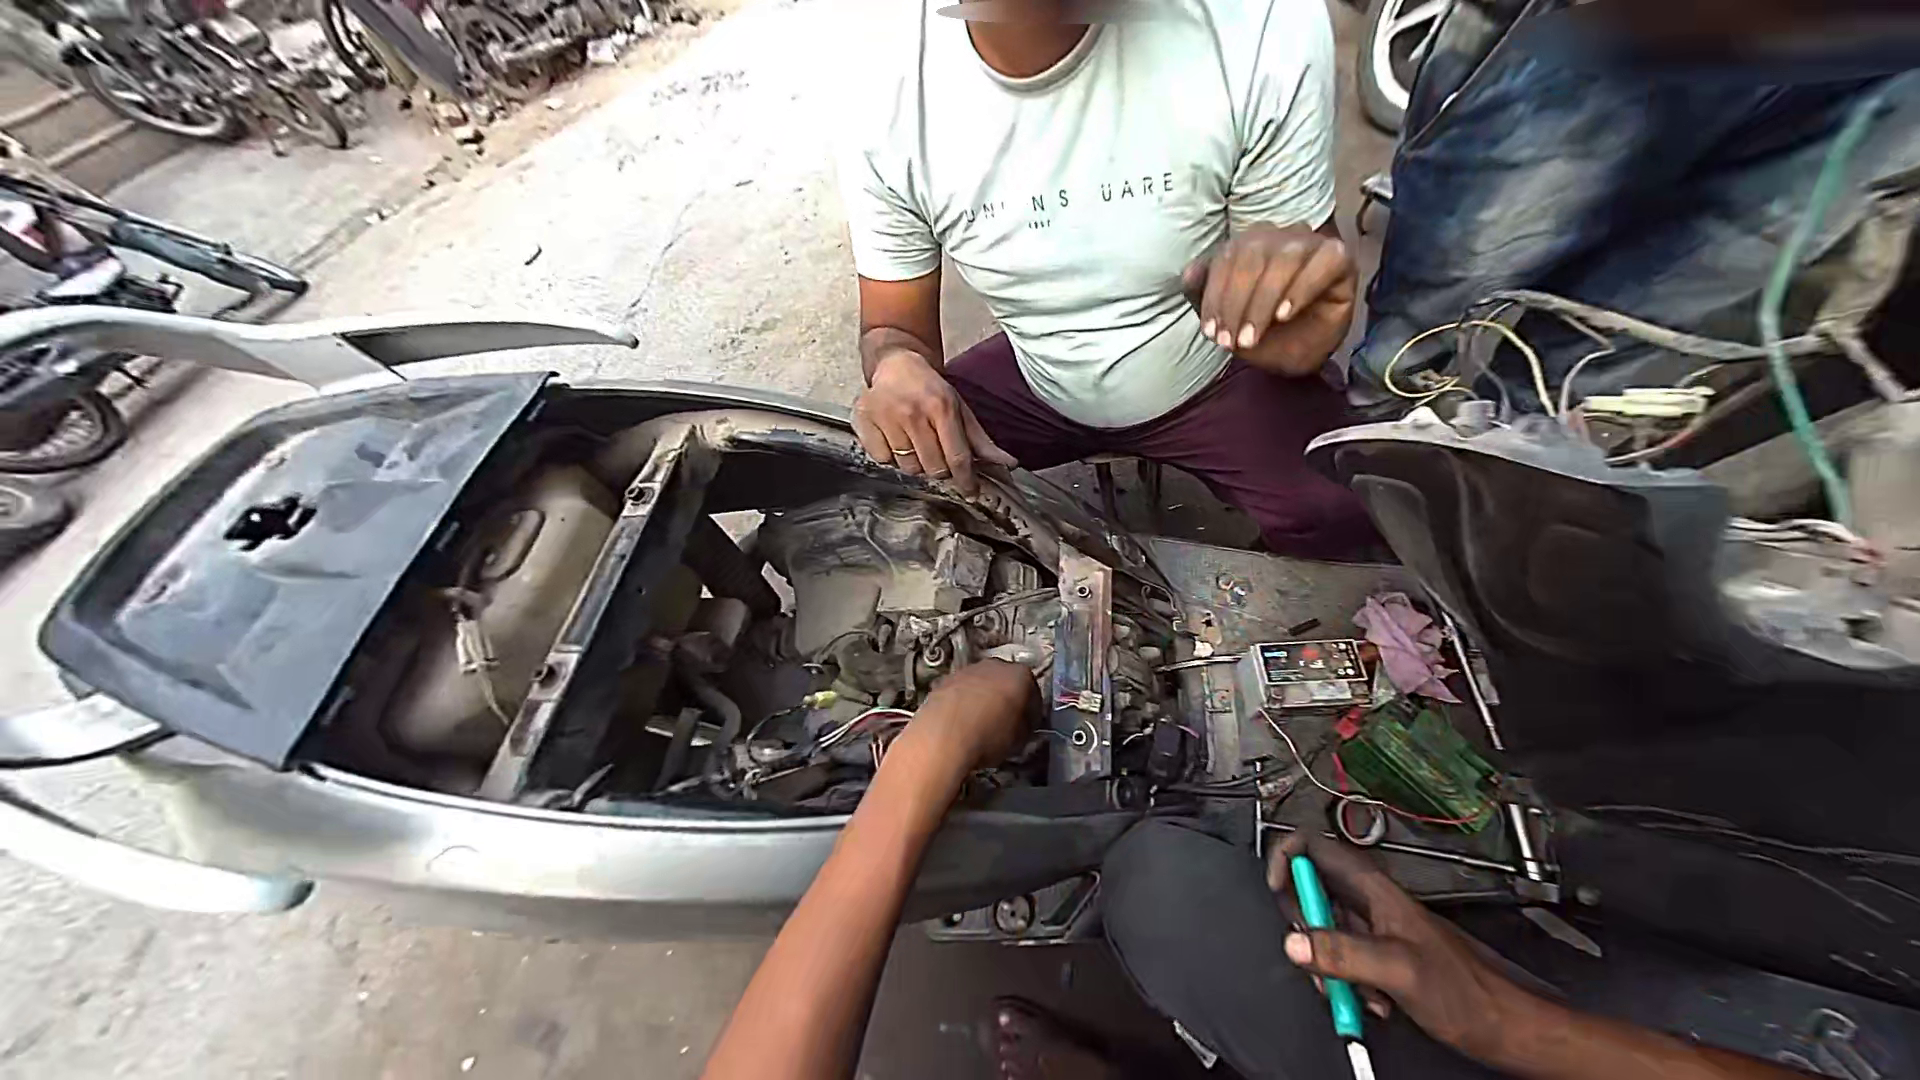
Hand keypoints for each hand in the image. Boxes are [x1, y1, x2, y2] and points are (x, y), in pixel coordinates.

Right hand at [851, 349, 1015, 494]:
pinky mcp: (865, 420)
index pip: (957, 456)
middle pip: (933, 468)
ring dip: (916, 462)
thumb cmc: (931, 390)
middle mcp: (913, 412)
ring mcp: (886, 417)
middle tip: (937, 453)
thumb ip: (982, 441)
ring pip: (908, 467)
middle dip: (940, 468)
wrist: (896, 364)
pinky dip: (891, 456)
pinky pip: (882, 459)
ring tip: (915, 443)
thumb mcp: (960, 409)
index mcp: (941, 406)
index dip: (966, 480)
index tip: (971, 492)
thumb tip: (1010, 464)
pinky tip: (895, 439)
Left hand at [901, 659, 1037, 773]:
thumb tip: (1022, 727)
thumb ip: (1025, 727)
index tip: (1028, 724)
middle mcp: (995, 665)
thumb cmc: (987, 735)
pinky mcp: (946, 680)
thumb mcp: (1019, 740)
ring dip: (984, 700)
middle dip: (1007, 700)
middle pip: (1007, 682)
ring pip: (983, 684)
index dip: (1032, 711)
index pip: (1033, 691)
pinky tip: (963, 723)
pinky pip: (962, 690)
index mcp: (1020, 675)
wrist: (944, 735)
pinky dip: (964, 702)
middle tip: (1007, 724)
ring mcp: (968, 670)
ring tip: (982, 726)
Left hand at [1183, 224, 1355, 359]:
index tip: (1211, 333)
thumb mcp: (1224, 318)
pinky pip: (1322, 263)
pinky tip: (1284, 316)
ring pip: (1283, 260)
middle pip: (1252, 257)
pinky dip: (1301, 289)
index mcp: (1246, 246)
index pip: (1225, 259)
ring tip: (1252, 337)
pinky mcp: (1339, 257)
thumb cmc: (1260, 332)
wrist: (1294, 355)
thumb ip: (1201, 294)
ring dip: (1262, 304)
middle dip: (1236, 304)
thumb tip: (1189, 272)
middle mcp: (1277, 238)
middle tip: (1230, 341)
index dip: (1214, 298)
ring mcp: (1310, 243)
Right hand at [1268, 833, 1531, 1062]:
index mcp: (1370, 885)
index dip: (1286, 860)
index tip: (1280, 890)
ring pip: (1320, 924)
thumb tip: (1295, 942)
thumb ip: (1342, 953)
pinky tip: (1366, 996)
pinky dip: (1340, 976)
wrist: (1510, 1029)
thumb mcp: (1399, 969)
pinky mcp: (1373, 950)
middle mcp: (1365, 898)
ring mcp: (1369, 924)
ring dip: (1323, 958)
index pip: (1310, 844)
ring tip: (1348, 986)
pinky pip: (1336, 953)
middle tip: (1311, 948)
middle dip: (1302, 922)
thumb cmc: (1472, 993)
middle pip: (1306, 886)